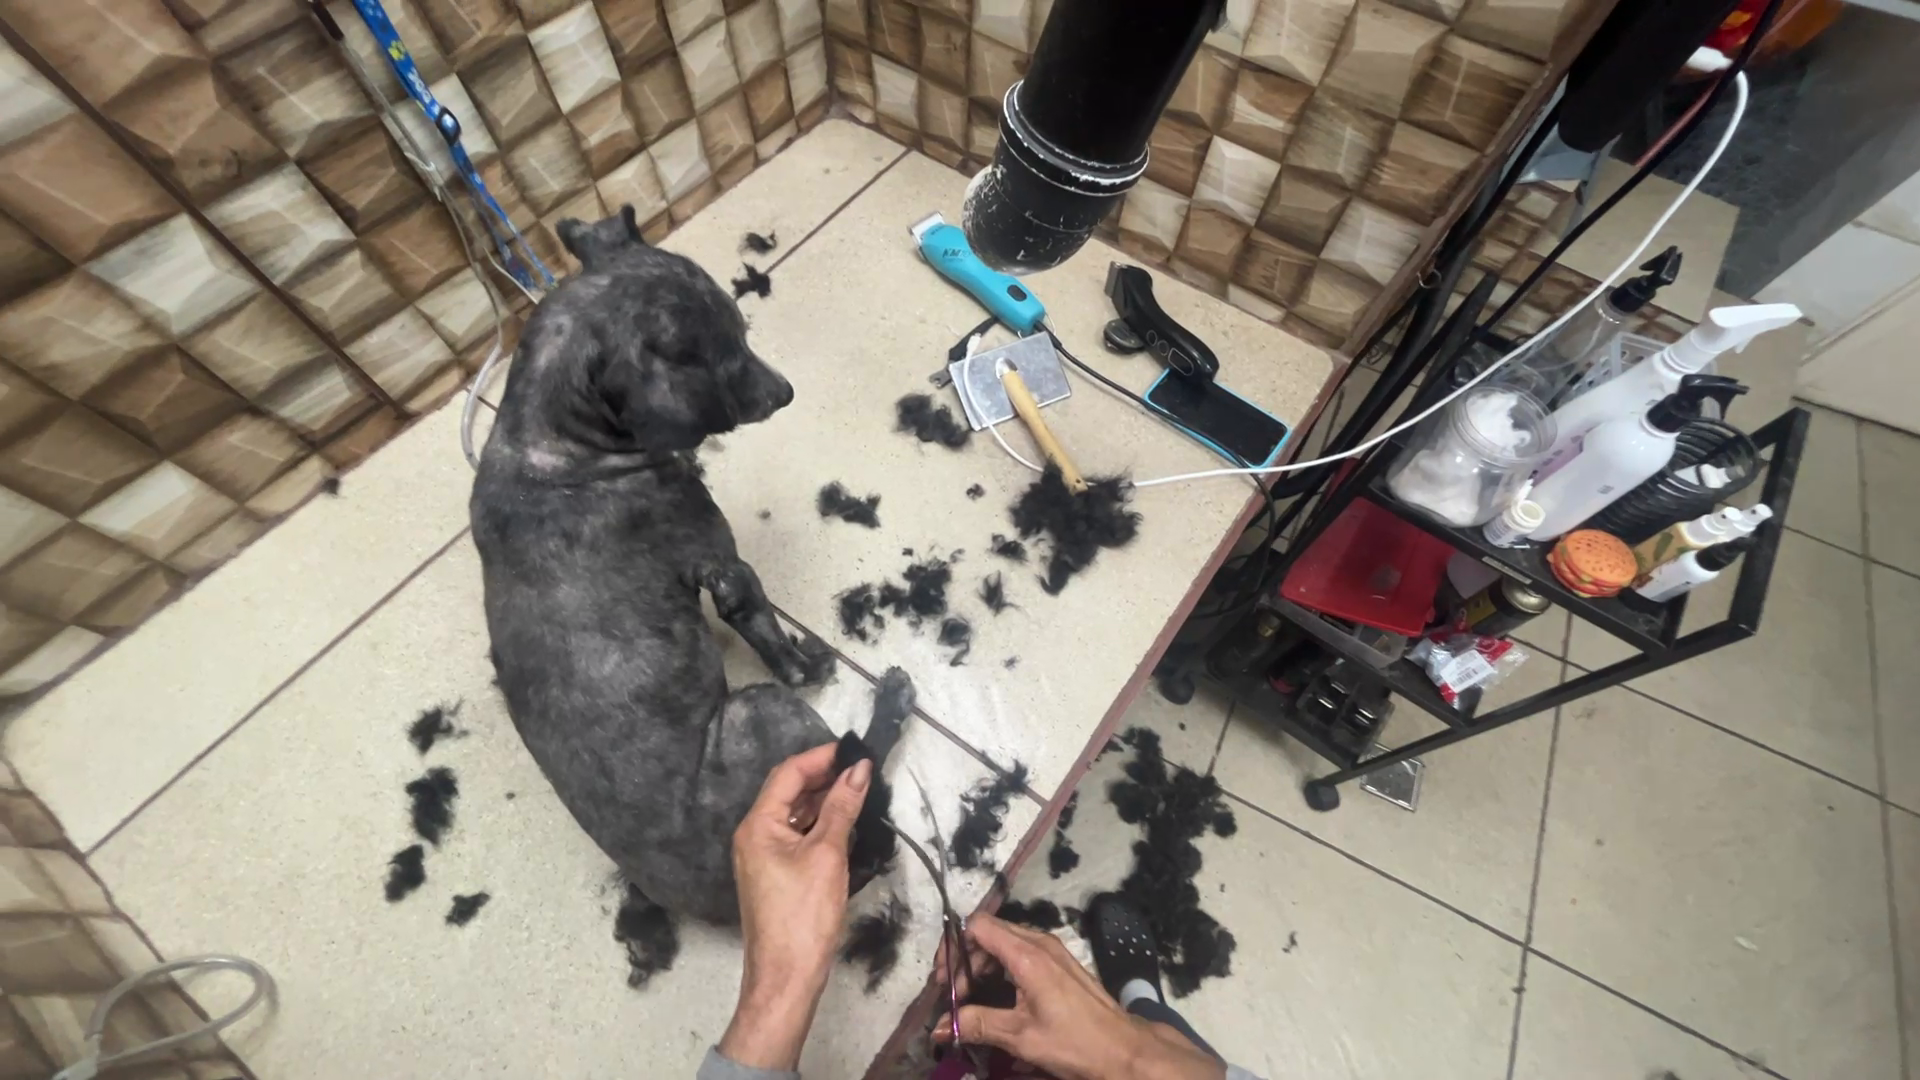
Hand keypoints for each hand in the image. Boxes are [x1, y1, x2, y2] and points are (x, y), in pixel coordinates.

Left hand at [718, 744, 870, 1070]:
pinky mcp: (777, 872)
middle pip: (790, 790)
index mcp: (758, 824)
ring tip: (860, 788)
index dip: (822, 756)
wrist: (786, 979)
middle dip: (825, 776)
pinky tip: (847, 820)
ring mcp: (764, 854)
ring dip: (826, 798)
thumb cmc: (804, 914)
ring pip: (796, 812)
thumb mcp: (827, 854)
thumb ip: (843, 806)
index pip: (789, 773)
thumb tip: (860, 768)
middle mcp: (755, 834)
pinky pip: (798, 833)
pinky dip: (822, 822)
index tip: (855, 749)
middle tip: (863, 768)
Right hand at [934, 915, 1223, 1079]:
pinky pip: (1018, 950)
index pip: (977, 926)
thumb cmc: (1073, 1041)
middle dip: (964, 961)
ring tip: (971, 999)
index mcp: (1026, 953)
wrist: (1123, 1049)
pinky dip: (999, 967)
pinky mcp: (1056, 959)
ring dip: (981, 966)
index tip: (944, 981)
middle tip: (954, 997)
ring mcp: (1049, 947)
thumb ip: (978, 1025)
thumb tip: (940, 1027)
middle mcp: (1037, 940)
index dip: (954, 948)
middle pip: (987, 932)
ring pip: (1002, 941)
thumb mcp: (1021, 1037)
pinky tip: (996, 996)